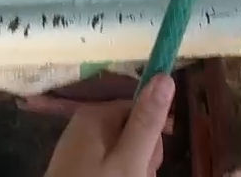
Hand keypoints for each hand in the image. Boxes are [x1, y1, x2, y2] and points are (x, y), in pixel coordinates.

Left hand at [42, 75, 173, 176]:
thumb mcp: (129, 162)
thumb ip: (147, 122)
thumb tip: (165, 75)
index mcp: (95, 115)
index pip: (139, 109)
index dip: (151, 137)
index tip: (151, 163)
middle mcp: (84, 126)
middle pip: (131, 133)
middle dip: (141, 160)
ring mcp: (78, 151)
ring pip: (122, 156)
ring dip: (132, 174)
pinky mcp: (75, 172)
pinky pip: (107, 170)